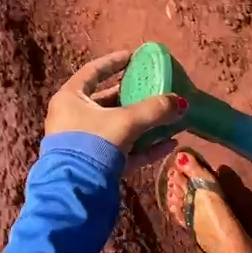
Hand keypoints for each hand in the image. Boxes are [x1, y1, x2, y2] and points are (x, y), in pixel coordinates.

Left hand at [44, 50, 187, 161]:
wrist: (76, 195)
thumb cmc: (94, 144)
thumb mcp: (126, 121)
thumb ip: (154, 109)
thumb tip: (180, 101)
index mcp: (71, 98)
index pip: (93, 72)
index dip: (114, 62)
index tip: (133, 57)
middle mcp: (73, 118)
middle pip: (106, 100)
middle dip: (132, 95)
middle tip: (152, 86)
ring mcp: (83, 143)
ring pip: (116, 126)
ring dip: (141, 122)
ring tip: (165, 115)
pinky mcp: (95, 165)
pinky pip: (122, 149)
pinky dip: (143, 146)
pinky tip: (168, 144)